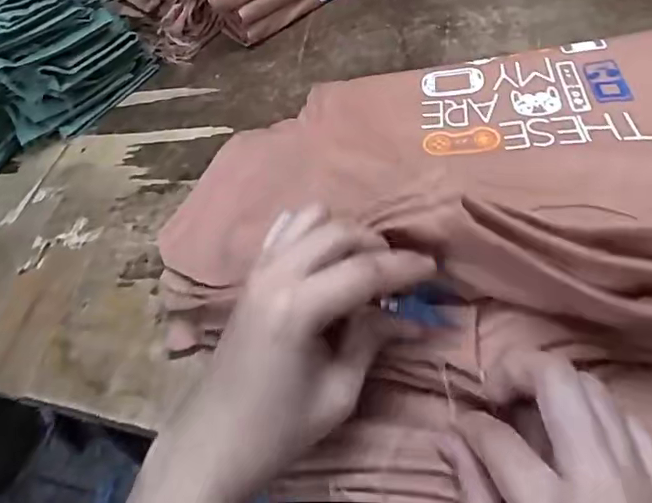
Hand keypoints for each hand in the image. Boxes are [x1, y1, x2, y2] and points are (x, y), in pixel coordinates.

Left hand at [130, 206, 437, 502]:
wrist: (217, 434)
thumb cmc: (281, 425)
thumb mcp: (339, 393)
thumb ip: (372, 341)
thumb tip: (414, 317)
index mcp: (298, 306)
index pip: (363, 270)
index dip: (404, 267)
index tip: (434, 267)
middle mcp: (277, 273)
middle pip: (339, 232)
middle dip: (377, 245)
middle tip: (402, 273)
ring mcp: (260, 266)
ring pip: (311, 218)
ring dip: (345, 232)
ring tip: (366, 264)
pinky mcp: (252, 270)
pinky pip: (286, 227)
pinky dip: (313, 229)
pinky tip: (328, 253)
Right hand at [441, 351, 651, 502]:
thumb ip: (476, 493)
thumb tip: (448, 437)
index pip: (496, 437)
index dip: (469, 424)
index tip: (463, 426)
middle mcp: (601, 480)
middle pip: (556, 379)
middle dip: (514, 369)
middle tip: (496, 393)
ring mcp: (645, 480)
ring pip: (594, 388)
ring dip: (557, 389)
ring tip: (536, 412)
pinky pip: (633, 424)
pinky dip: (602, 418)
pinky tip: (584, 439)